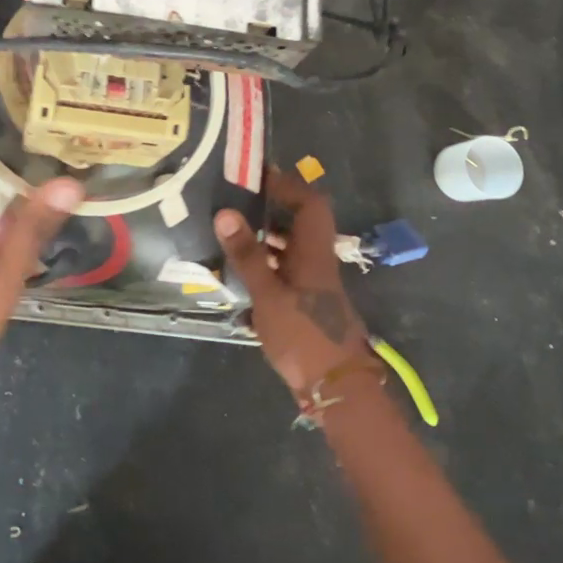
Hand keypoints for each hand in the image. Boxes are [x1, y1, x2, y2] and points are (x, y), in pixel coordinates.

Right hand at [214, 168, 368, 396]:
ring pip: (291, 249)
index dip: (287, 185)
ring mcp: (314, 286)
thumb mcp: (268, 295)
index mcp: (313, 254)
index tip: (257, 175)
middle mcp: (317, 263)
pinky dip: (265, 266)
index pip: (309, 204)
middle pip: (300, 225)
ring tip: (229, 234)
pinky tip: (240, 274)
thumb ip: (247, 254)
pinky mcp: (307, 306)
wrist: (336, 387)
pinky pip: (285, 272)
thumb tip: (226, 212)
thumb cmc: (303, 336)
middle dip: (270, 209)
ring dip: (265, 238)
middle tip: (234, 202)